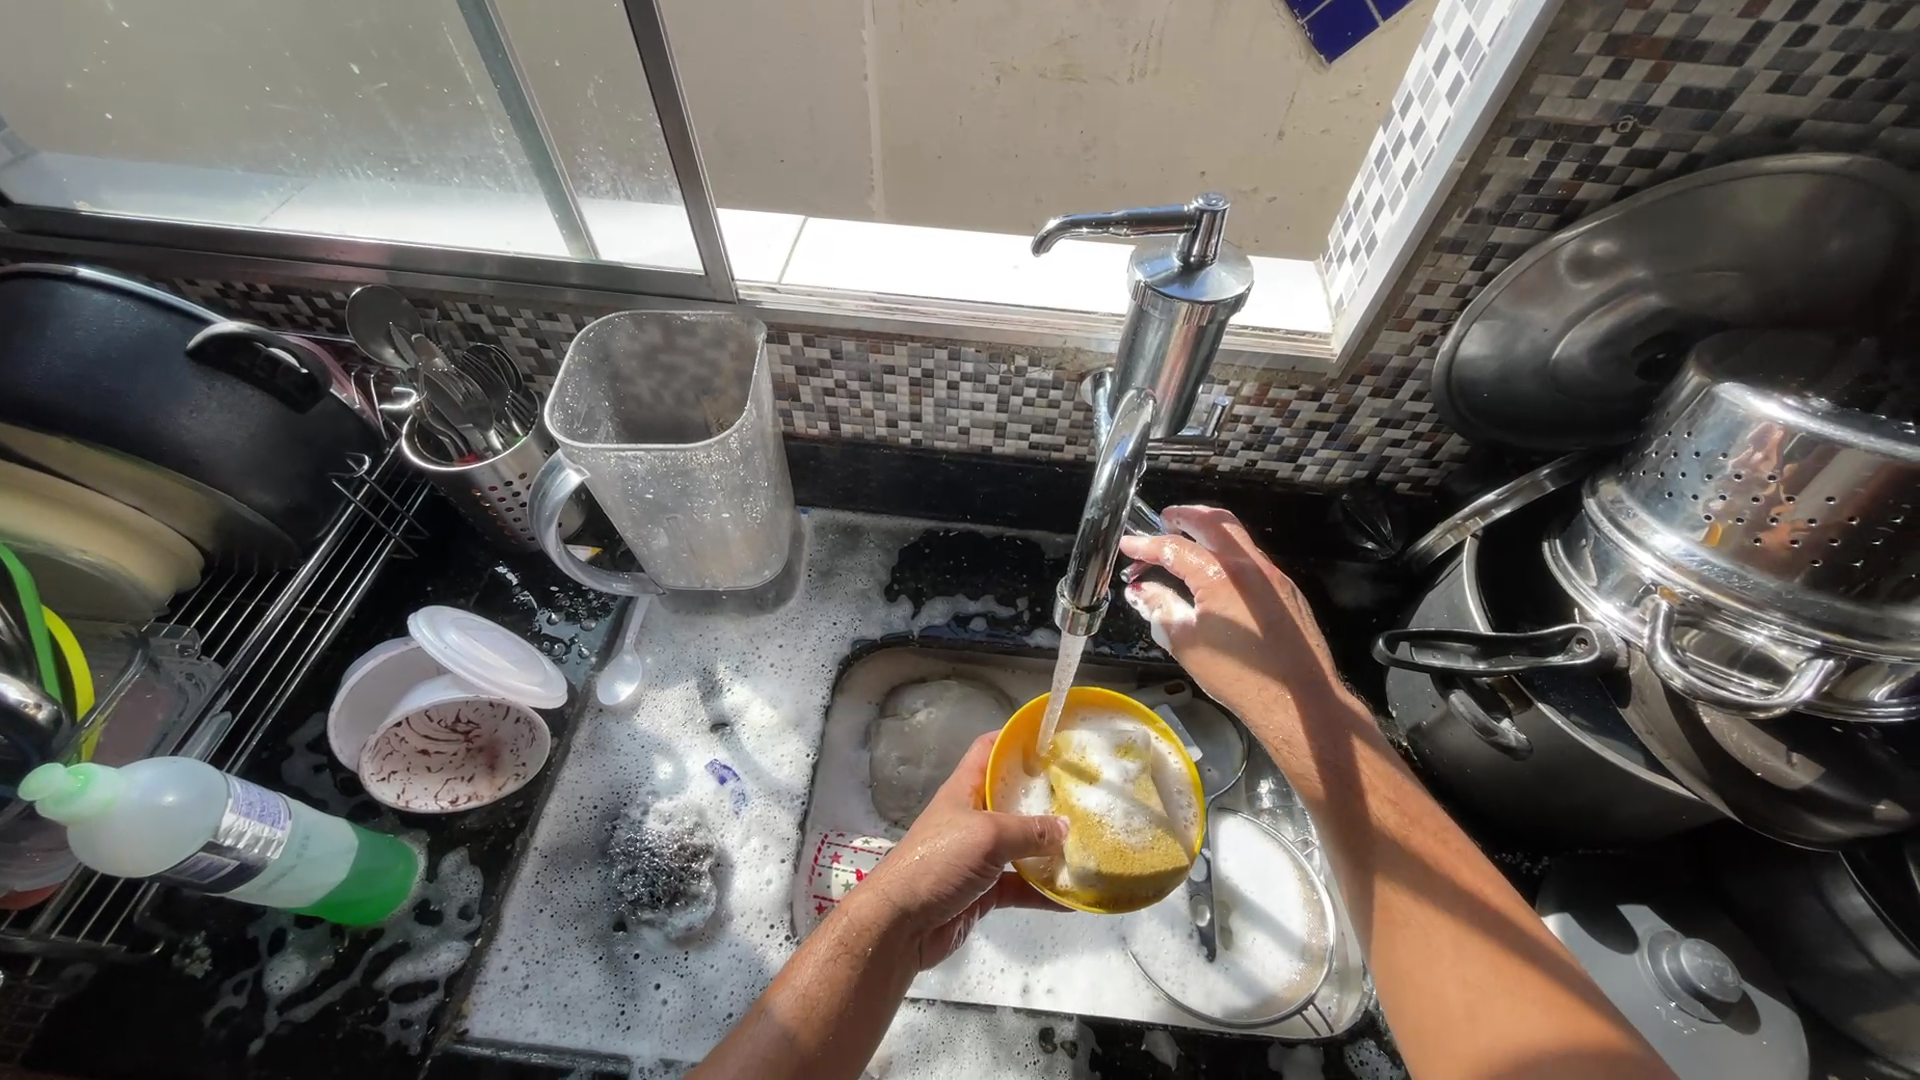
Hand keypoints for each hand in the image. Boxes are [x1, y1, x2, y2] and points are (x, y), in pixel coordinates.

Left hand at [846, 732, 1067, 969]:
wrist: (901, 924)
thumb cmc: (938, 862)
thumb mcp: (987, 835)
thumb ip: (1029, 831)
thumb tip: (1066, 828)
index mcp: (965, 789)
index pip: (989, 749)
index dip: (1015, 739)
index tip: (1052, 739)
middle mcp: (973, 817)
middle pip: (1012, 797)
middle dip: (1044, 796)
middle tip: (1083, 793)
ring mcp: (978, 855)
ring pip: (1021, 844)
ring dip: (1050, 848)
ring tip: (1087, 844)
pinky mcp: (984, 889)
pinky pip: (1021, 885)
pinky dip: (1044, 891)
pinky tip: (1073, 897)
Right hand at [1117, 505, 1346, 717]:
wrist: (1298, 702)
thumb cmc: (1236, 676)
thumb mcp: (1186, 643)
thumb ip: (1161, 608)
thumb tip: (1144, 592)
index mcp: (1219, 575)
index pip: (1175, 548)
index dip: (1147, 545)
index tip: (1128, 545)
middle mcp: (1249, 565)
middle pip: (1214, 521)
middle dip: (1185, 516)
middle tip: (1163, 520)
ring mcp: (1273, 576)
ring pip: (1237, 537)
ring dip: (1208, 533)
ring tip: (1186, 543)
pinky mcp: (1287, 591)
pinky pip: (1252, 559)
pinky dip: (1227, 555)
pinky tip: (1215, 576)